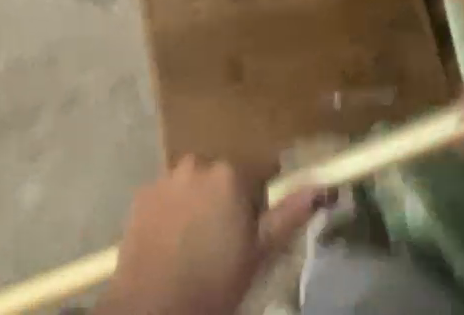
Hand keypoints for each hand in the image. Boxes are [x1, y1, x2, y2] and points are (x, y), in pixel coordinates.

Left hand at [98, 158, 323, 314]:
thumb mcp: (259, 253)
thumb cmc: (215, 282)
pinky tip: (173, 240)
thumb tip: (322, 187)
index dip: (260, 198)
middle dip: (228, 197)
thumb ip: (289, 214)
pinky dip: (173, 208)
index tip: (254, 225)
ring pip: (194, 182)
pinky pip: (168, 194)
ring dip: (199, 200)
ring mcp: (165, 176)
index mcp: (231, 174)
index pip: (259, 171)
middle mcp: (197, 163)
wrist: (153, 307)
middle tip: (227, 237)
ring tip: (197, 241)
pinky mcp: (141, 193)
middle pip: (223, 174)